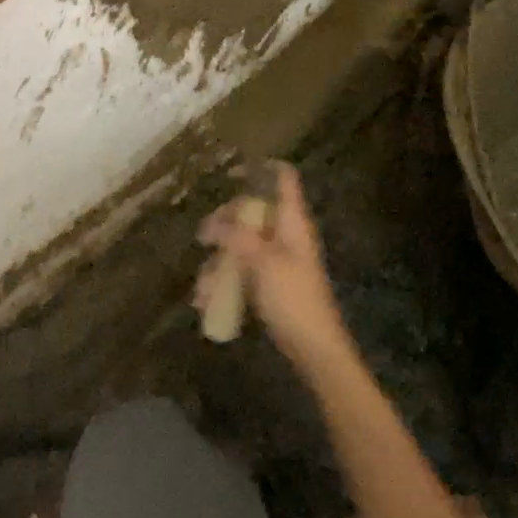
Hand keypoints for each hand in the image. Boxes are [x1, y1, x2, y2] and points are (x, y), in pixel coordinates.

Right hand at [196, 164, 355, 373]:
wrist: (315, 349)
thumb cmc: (294, 299)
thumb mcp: (262, 262)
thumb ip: (236, 237)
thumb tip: (212, 222)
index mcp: (292, 222)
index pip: (283, 179)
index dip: (261, 168)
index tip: (232, 171)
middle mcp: (285, 235)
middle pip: (252, 213)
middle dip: (224, 224)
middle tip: (204, 237)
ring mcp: (277, 261)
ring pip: (242, 246)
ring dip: (219, 264)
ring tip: (202, 289)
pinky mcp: (270, 285)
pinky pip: (242, 272)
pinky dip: (224, 283)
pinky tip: (206, 302)